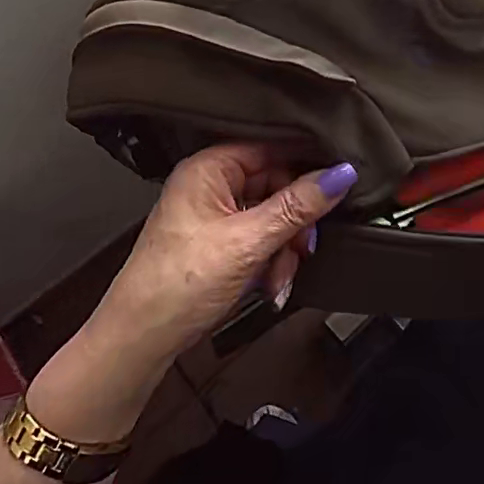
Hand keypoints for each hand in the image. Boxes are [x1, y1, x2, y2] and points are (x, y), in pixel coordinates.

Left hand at [27, 145, 355, 440]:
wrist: (145, 336)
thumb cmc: (175, 284)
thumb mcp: (249, 241)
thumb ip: (297, 206)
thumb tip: (338, 175)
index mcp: (208, 169)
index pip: (271, 148)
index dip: (305, 167)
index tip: (336, 186)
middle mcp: (211, 187)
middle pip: (276, 187)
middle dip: (294, 224)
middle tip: (304, 246)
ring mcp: (215, 217)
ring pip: (273, 219)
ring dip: (285, 251)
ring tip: (278, 277)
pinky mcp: (220, 244)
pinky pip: (261, 241)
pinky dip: (271, 263)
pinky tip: (270, 285)